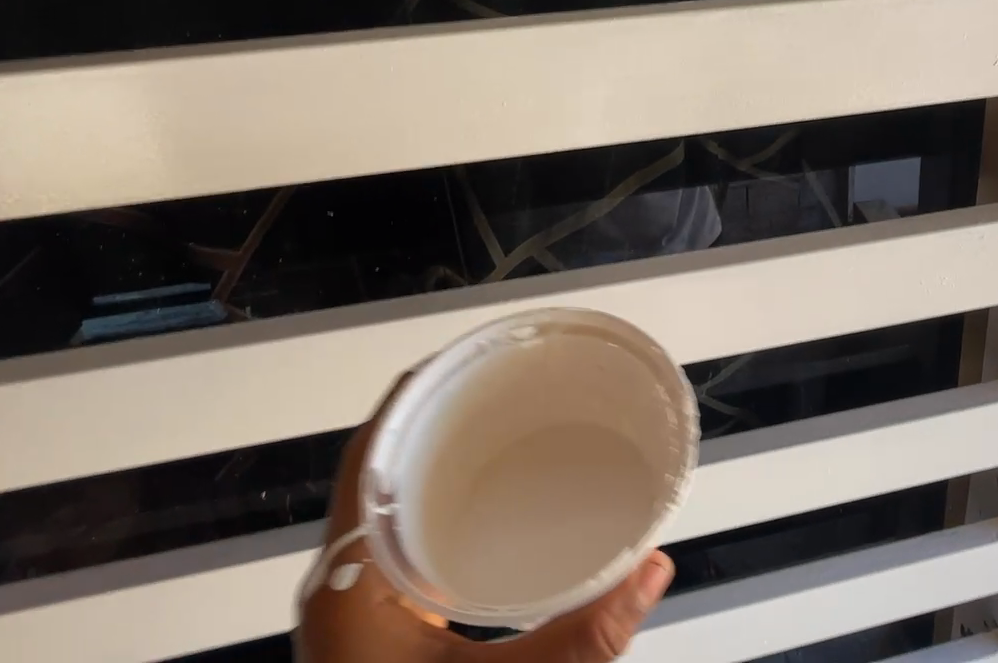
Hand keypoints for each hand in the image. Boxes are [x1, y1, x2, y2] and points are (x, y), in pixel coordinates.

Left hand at [296, 373, 674, 661]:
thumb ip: (581, 639)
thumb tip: (656, 566)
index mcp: (351, 584)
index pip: (369, 456)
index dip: (411, 399)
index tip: (468, 362)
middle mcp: (341, 584)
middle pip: (377, 470)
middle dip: (434, 421)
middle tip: (503, 389)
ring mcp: (354, 606)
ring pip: (384, 503)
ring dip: (432, 459)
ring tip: (499, 426)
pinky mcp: (374, 625)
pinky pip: (396, 536)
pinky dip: (434, 502)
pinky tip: (481, 503)